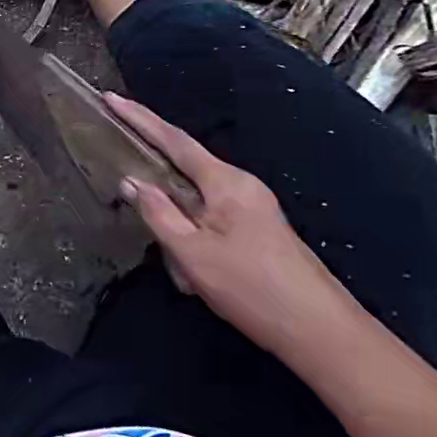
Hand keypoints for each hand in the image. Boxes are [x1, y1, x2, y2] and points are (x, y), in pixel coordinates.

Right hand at [106, 92, 355, 356]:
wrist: (327, 338)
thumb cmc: (255, 290)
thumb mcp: (192, 253)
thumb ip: (157, 212)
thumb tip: (132, 182)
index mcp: (226, 182)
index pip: (173, 140)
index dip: (138, 118)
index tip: (110, 98)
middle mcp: (241, 187)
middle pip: (183, 170)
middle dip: (157, 189)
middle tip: (128, 194)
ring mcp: (253, 209)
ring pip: (195, 204)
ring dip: (179, 233)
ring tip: (183, 272)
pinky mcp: (257, 232)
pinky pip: (209, 223)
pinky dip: (194, 243)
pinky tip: (196, 278)